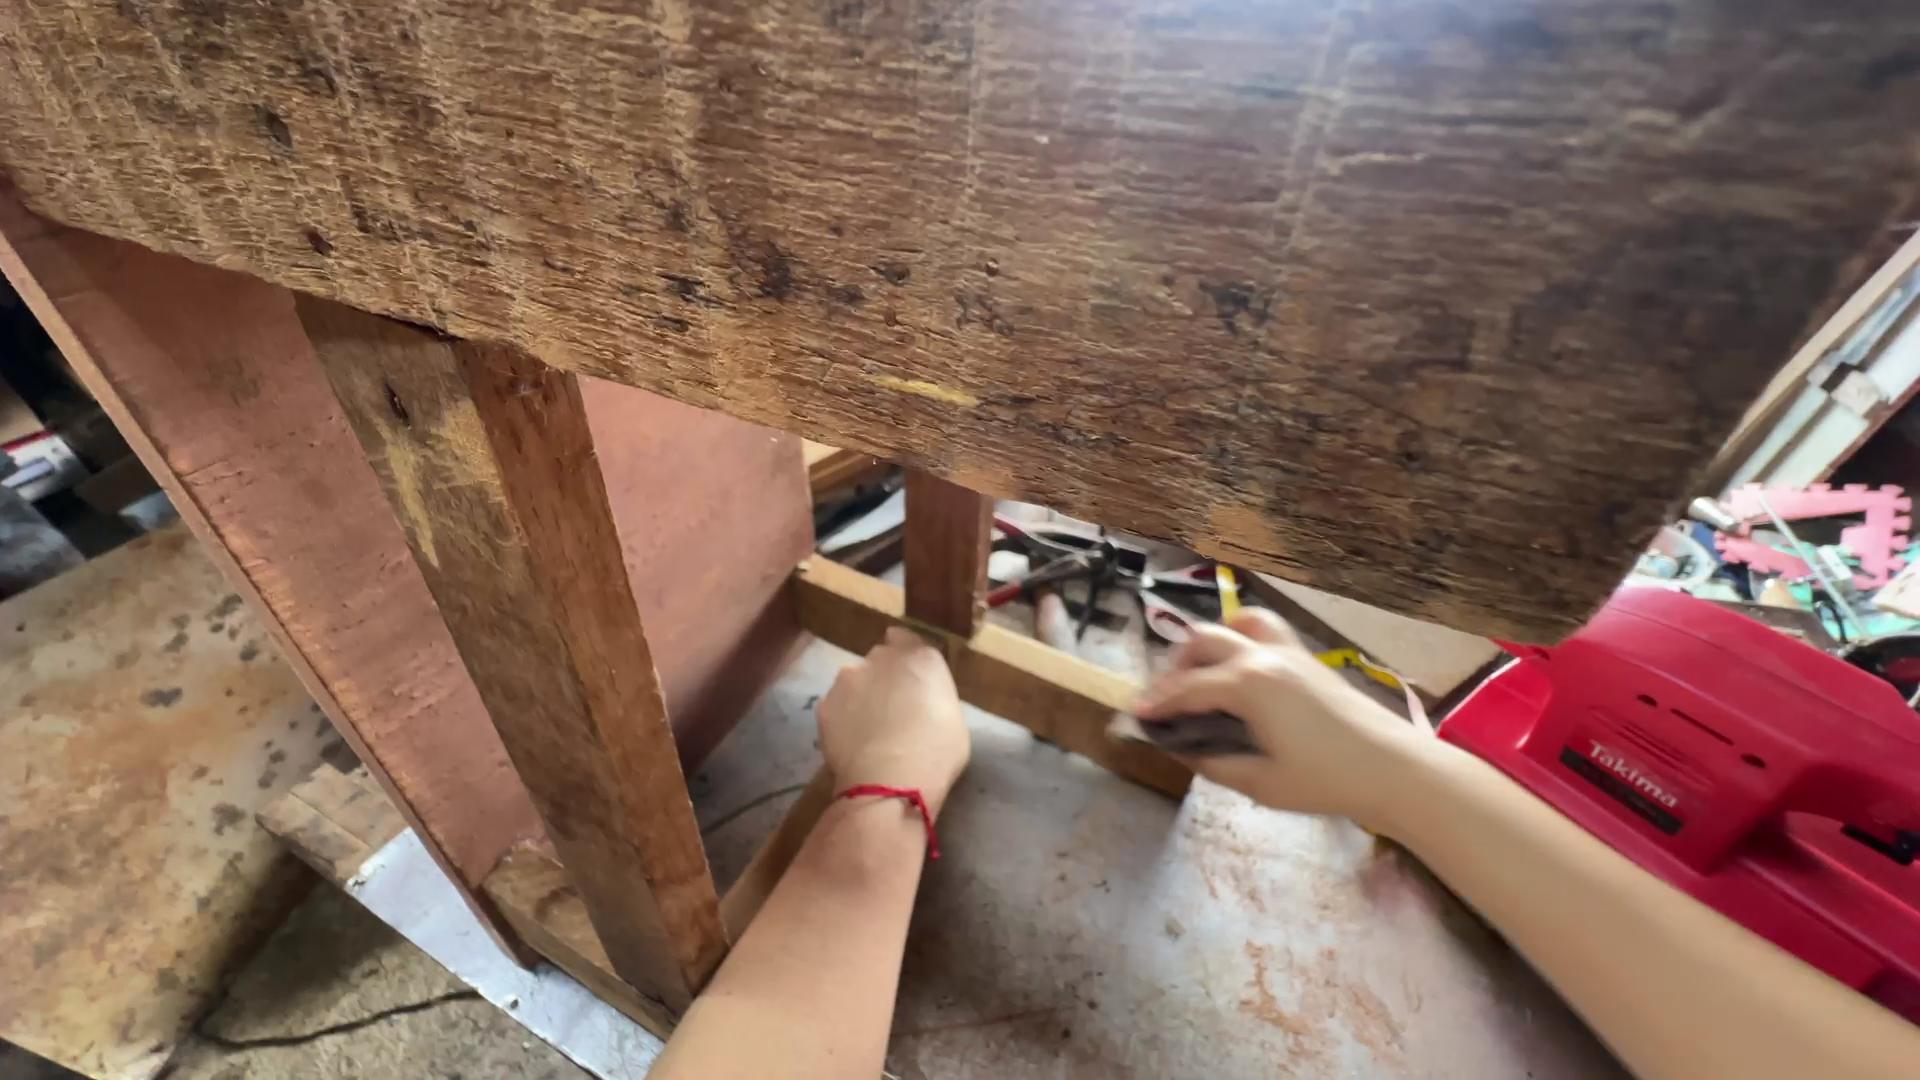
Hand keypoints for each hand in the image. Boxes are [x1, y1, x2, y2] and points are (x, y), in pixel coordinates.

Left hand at [818, 627, 971, 814]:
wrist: (890, 783)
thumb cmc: (937, 753)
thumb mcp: (952, 717)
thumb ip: (932, 695)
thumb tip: (921, 699)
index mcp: (921, 657)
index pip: (906, 638)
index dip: (905, 656)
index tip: (907, 676)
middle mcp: (882, 657)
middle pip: (879, 658)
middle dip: (883, 676)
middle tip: (891, 708)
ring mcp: (849, 678)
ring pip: (854, 681)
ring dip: (861, 697)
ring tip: (868, 730)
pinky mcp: (825, 704)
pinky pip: (836, 707)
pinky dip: (842, 719)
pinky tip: (852, 742)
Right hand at [1133, 609, 1424, 828]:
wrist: (1396, 770)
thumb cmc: (1326, 781)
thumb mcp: (1261, 783)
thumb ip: (1213, 763)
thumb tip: (1181, 749)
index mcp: (1247, 685)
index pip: (1187, 689)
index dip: (1157, 702)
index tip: (1134, 714)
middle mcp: (1261, 656)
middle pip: (1201, 643)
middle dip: (1174, 668)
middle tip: (1165, 698)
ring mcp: (1286, 651)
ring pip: (1233, 624)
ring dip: (1208, 643)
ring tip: (1199, 671)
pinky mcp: (1305, 657)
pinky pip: (1263, 629)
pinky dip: (1240, 636)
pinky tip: (1239, 665)